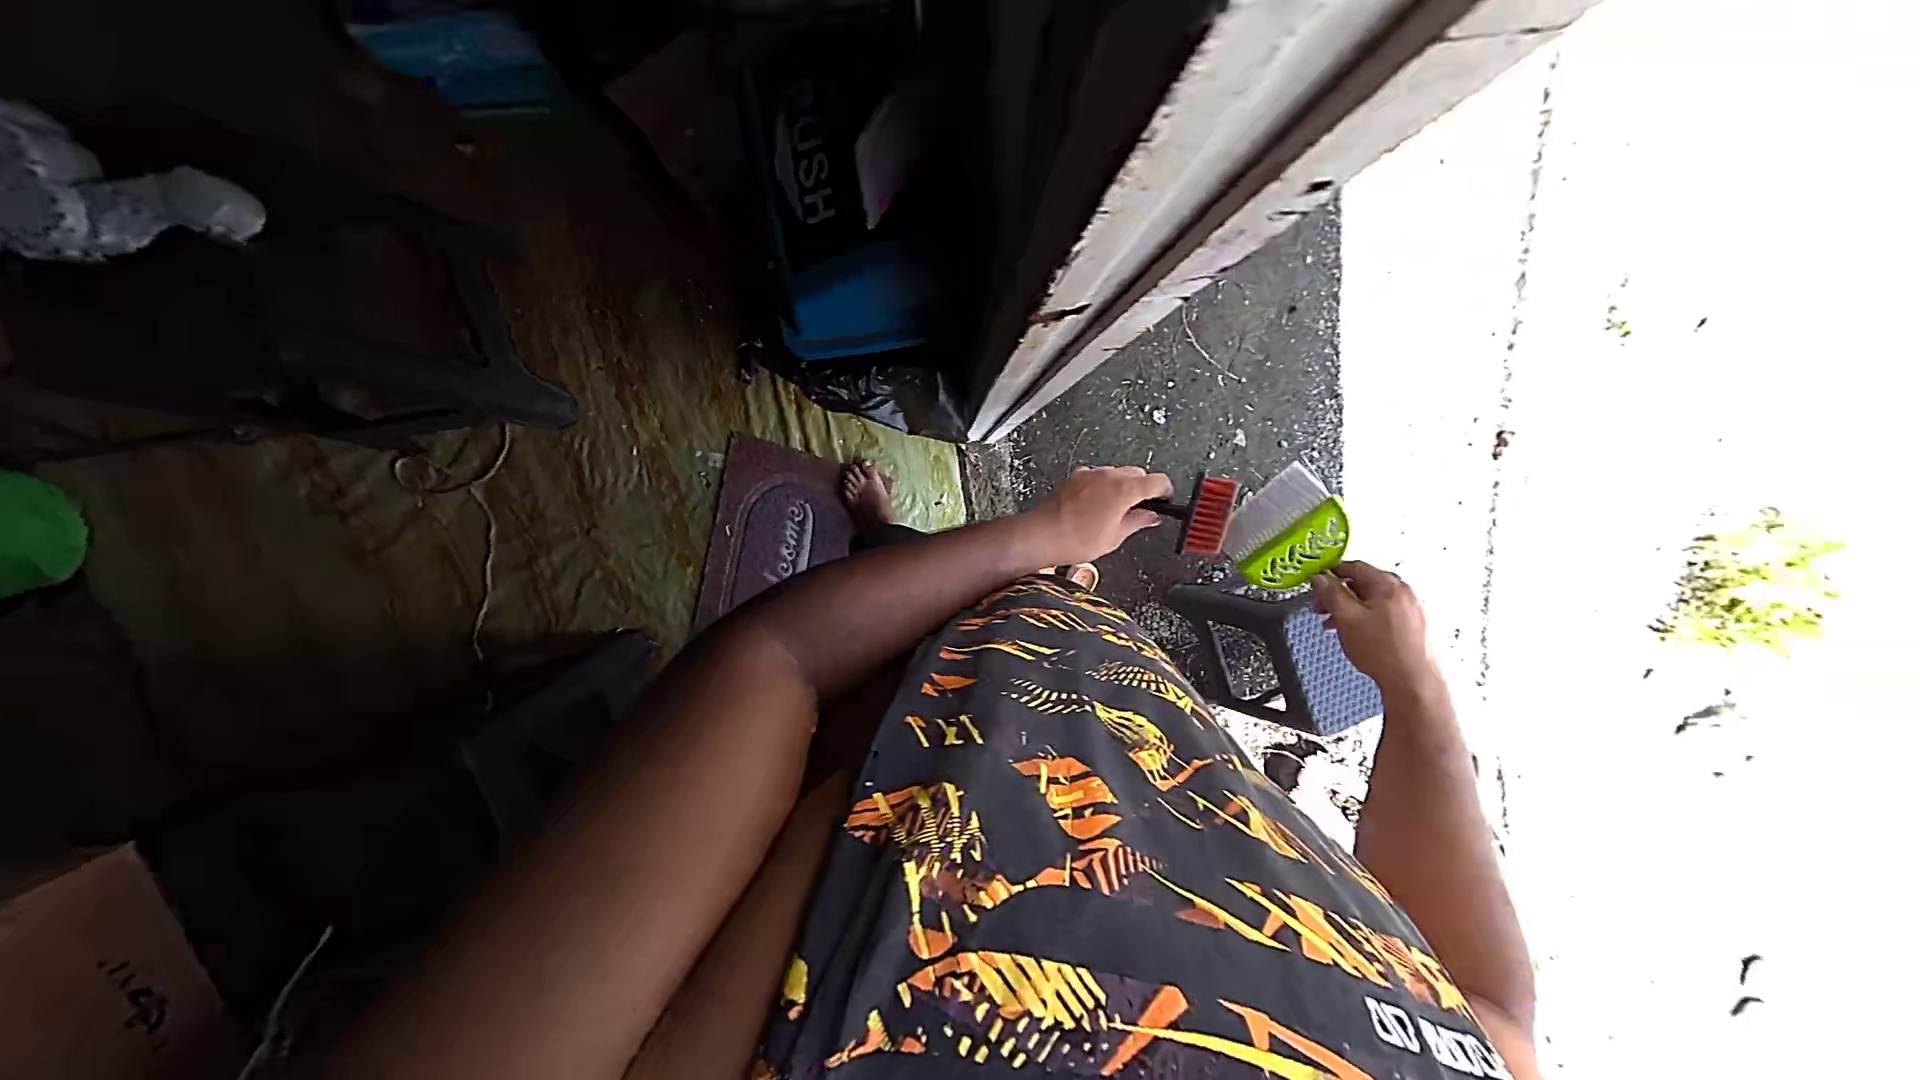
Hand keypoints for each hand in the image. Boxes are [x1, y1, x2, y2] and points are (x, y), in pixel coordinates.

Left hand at [1021, 466, 1171, 565]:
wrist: (1041, 535)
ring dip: (1122, 485)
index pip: (1157, 481)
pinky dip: (1102, 486)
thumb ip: (1138, 522)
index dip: (1165, 491)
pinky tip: (1096, 506)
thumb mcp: (1115, 537)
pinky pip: (1097, 476)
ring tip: (1116, 510)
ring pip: (1116, 473)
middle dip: (1143, 488)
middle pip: (1137, 473)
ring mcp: (1089, 474)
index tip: (1165, 500)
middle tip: (1142, 508)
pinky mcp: (1074, 478)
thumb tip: (1151, 517)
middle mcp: (1107, 475)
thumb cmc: (1074, 539)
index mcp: (1124, 489)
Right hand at [1311, 561, 1441, 700]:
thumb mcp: (1346, 617)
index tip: (1316, 581)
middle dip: (1337, 594)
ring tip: (1334, 623)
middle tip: (1321, 606)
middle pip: (1362, 583)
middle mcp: (1403, 593)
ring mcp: (1409, 608)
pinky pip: (1381, 612)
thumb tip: (1320, 578)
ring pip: (1370, 599)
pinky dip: (1363, 617)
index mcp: (1388, 585)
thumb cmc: (1384, 652)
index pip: (1353, 567)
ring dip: (1348, 607)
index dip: (1329, 573)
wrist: (1411, 682)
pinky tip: (1352, 631)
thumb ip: (1331, 593)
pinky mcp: (1411, 624)